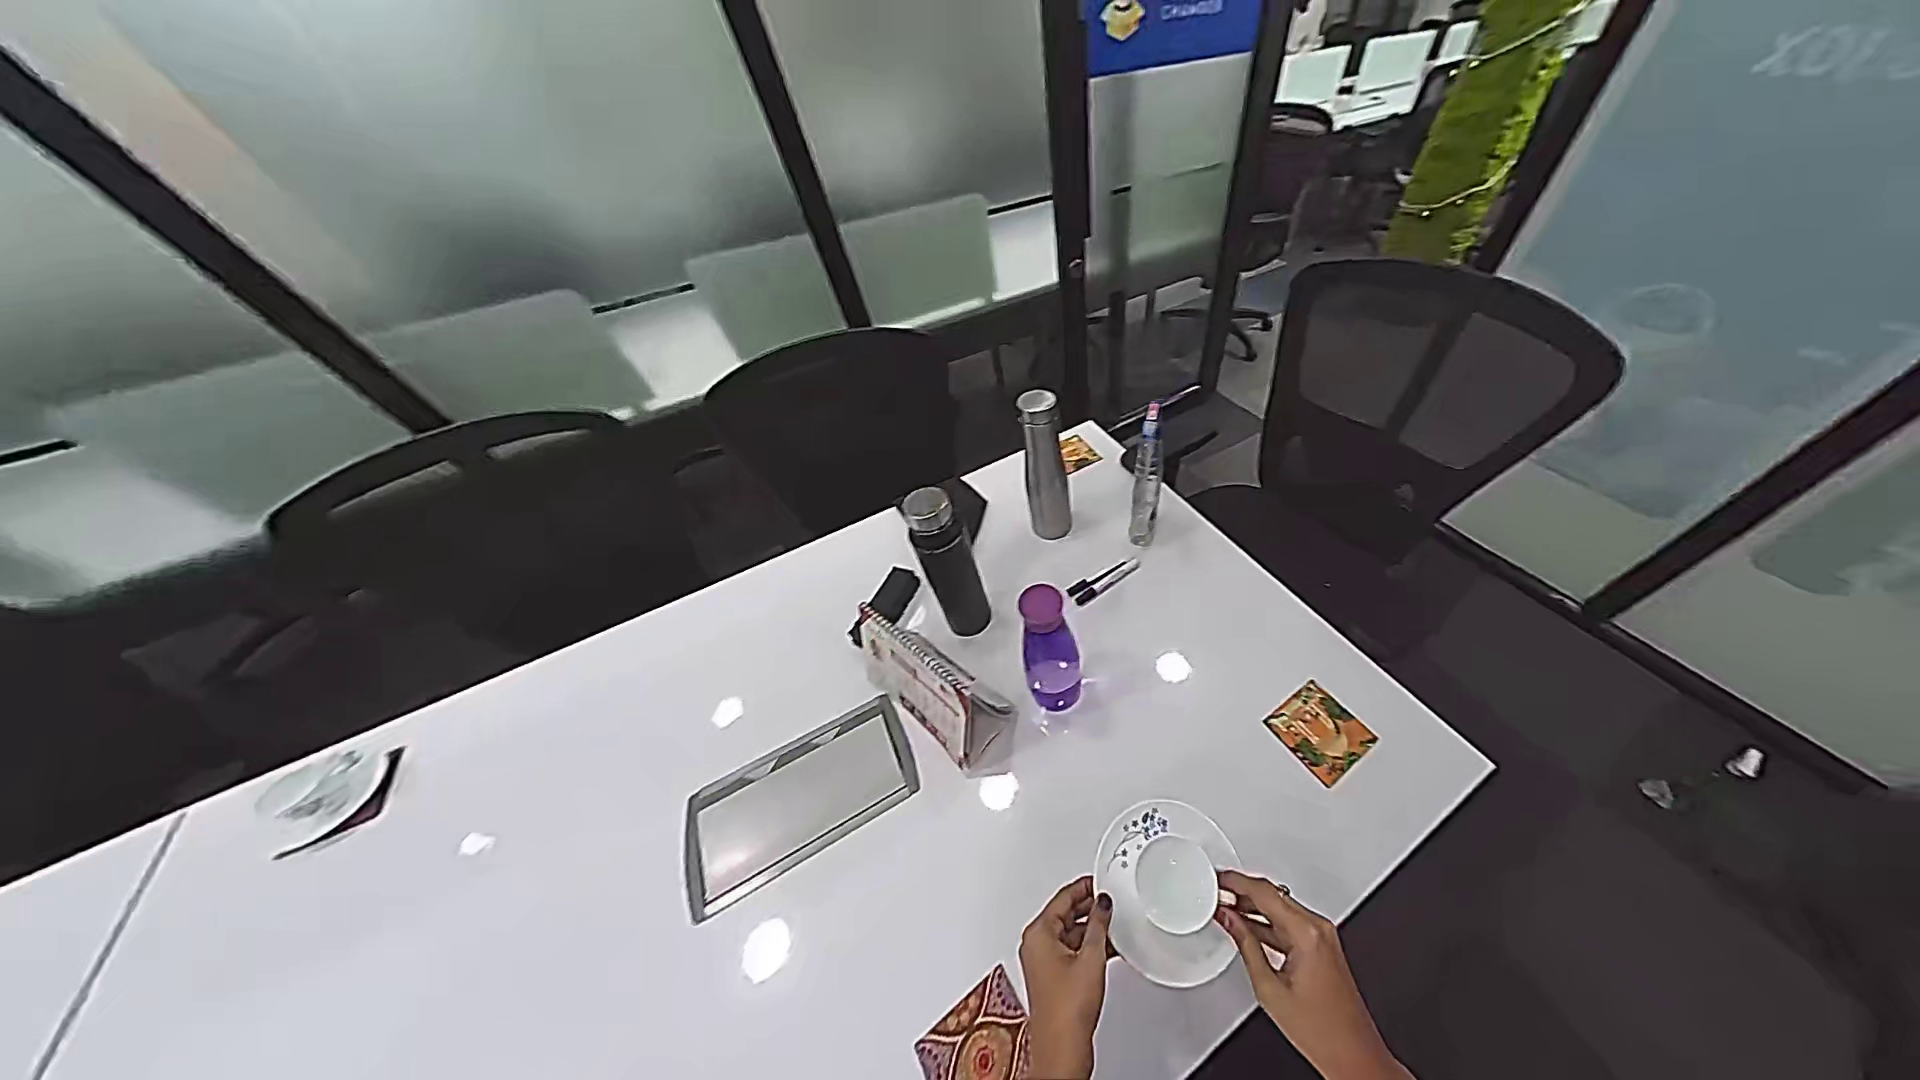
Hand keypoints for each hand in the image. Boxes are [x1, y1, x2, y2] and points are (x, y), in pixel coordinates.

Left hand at [1018, 876, 1114, 1079]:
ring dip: (1090, 928)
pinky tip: (1106, 946)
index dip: (1083, 887)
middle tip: (1107, 900)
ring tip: (1111, 922)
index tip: (1097, 881)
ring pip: (1069, 933)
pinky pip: (1071, 949)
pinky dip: (1088, 945)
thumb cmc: (1067, 1009)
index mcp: (1038, 932)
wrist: (1063, 1048)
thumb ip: (1098, 925)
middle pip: (1064, 914)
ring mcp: (1043, 961)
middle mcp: (1036, 944)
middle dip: (1088, 907)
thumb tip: (1102, 903)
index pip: (1062, 898)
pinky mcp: (1053, 976)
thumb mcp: (1090, 957)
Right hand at [1215, 870, 1412, 1079]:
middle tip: (1216, 892)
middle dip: (1241, 890)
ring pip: (1280, 905)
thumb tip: (1228, 918)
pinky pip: (1289, 921)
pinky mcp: (1323, 945)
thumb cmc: (1323, 1033)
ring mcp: (1323, 936)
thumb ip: (1245, 944)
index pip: (1263, 891)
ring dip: (1252, 904)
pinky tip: (1247, 924)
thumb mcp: (1269, 987)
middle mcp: (1319, 929)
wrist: (1357, 1059)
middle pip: (1272, 893)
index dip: (1235, 881)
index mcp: (1307, 934)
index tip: (1217, 879)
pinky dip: (1266, 919)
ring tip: (1226, 907)